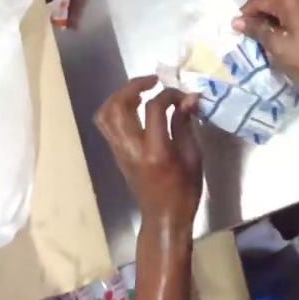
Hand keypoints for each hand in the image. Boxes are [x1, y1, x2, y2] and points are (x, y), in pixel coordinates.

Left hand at [96, 76, 202, 236]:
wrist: (163, 218)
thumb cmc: (184, 191)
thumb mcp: (193, 157)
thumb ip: (185, 124)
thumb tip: (188, 97)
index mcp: (155, 151)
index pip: (154, 108)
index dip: (169, 94)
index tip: (183, 95)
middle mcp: (131, 148)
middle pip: (118, 106)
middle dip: (133, 86)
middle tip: (153, 81)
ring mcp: (119, 151)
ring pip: (105, 114)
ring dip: (120, 96)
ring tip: (141, 90)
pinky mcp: (116, 154)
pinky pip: (107, 125)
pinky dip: (117, 109)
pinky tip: (135, 106)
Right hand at [234, 0, 298, 86]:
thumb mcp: (278, 45)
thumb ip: (256, 29)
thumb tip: (237, 21)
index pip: (257, 0)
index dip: (245, 14)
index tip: (238, 31)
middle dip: (260, 16)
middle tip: (252, 36)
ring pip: (285, 3)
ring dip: (274, 17)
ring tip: (269, 37)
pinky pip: (297, 7)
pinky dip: (288, 17)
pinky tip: (286, 33)